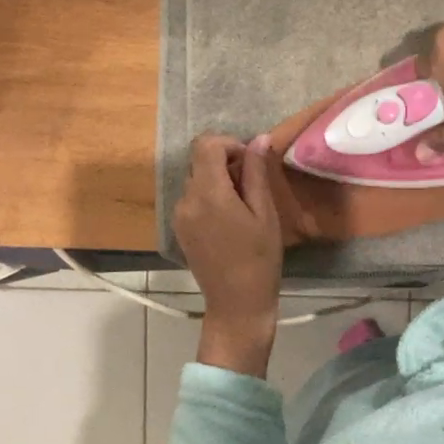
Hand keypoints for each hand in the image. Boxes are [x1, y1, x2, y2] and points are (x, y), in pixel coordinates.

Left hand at [173, 133, 282, 376]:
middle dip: (224, 163)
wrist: (236, 304)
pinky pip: (192, 200)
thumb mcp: (264, 214)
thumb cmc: (259, 260)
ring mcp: (179, 215)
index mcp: (208, 193)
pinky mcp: (179, 229)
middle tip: (250, 186)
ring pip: (195, 180)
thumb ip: (257, 173)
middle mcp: (186, 199)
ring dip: (216, 181)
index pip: (206, 144)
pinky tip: (228, 222)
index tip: (250, 162)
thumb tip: (259, 140)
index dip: (229, 144)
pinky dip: (208, 198)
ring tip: (241, 207)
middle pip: (198, 161)